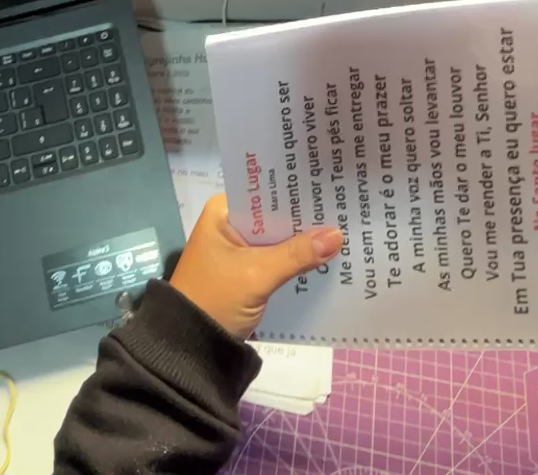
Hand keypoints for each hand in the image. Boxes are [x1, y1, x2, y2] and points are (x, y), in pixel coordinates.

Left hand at [168, 194, 344, 338]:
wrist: (191, 348)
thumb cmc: (216, 299)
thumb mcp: (257, 274)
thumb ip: (296, 254)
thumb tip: (337, 234)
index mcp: (223, 211)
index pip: (265, 193)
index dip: (296, 193)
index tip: (329, 189)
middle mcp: (231, 224)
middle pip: (274, 216)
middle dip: (304, 219)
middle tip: (346, 210)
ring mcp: (240, 249)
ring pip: (279, 239)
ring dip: (304, 241)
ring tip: (346, 231)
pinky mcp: (248, 272)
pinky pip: (278, 259)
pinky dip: (297, 261)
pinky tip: (327, 259)